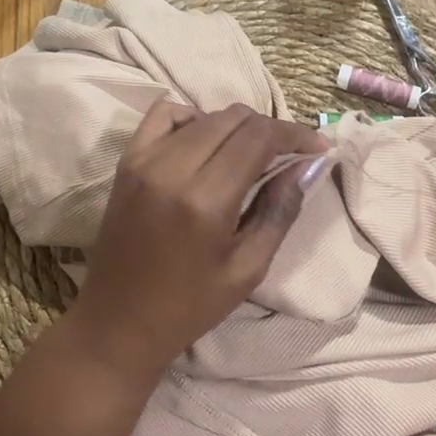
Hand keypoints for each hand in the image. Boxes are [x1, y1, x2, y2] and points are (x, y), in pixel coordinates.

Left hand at [67, 101, 331, 375]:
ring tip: (250, 152)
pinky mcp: (127, 160)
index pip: (260, 137)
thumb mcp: (249, 269)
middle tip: (288, 154)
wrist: (118, 321)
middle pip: (235, 118)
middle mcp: (173, 168)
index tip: (317, 147)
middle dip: (270, 128)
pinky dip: (193, 117)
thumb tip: (305, 165)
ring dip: (236, 126)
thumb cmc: (190, 305)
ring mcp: (145, 160)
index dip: (295, 134)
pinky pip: (164, 114)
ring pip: (205, 115)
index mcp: (206, 200)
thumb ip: (280, 210)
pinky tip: (206, 141)